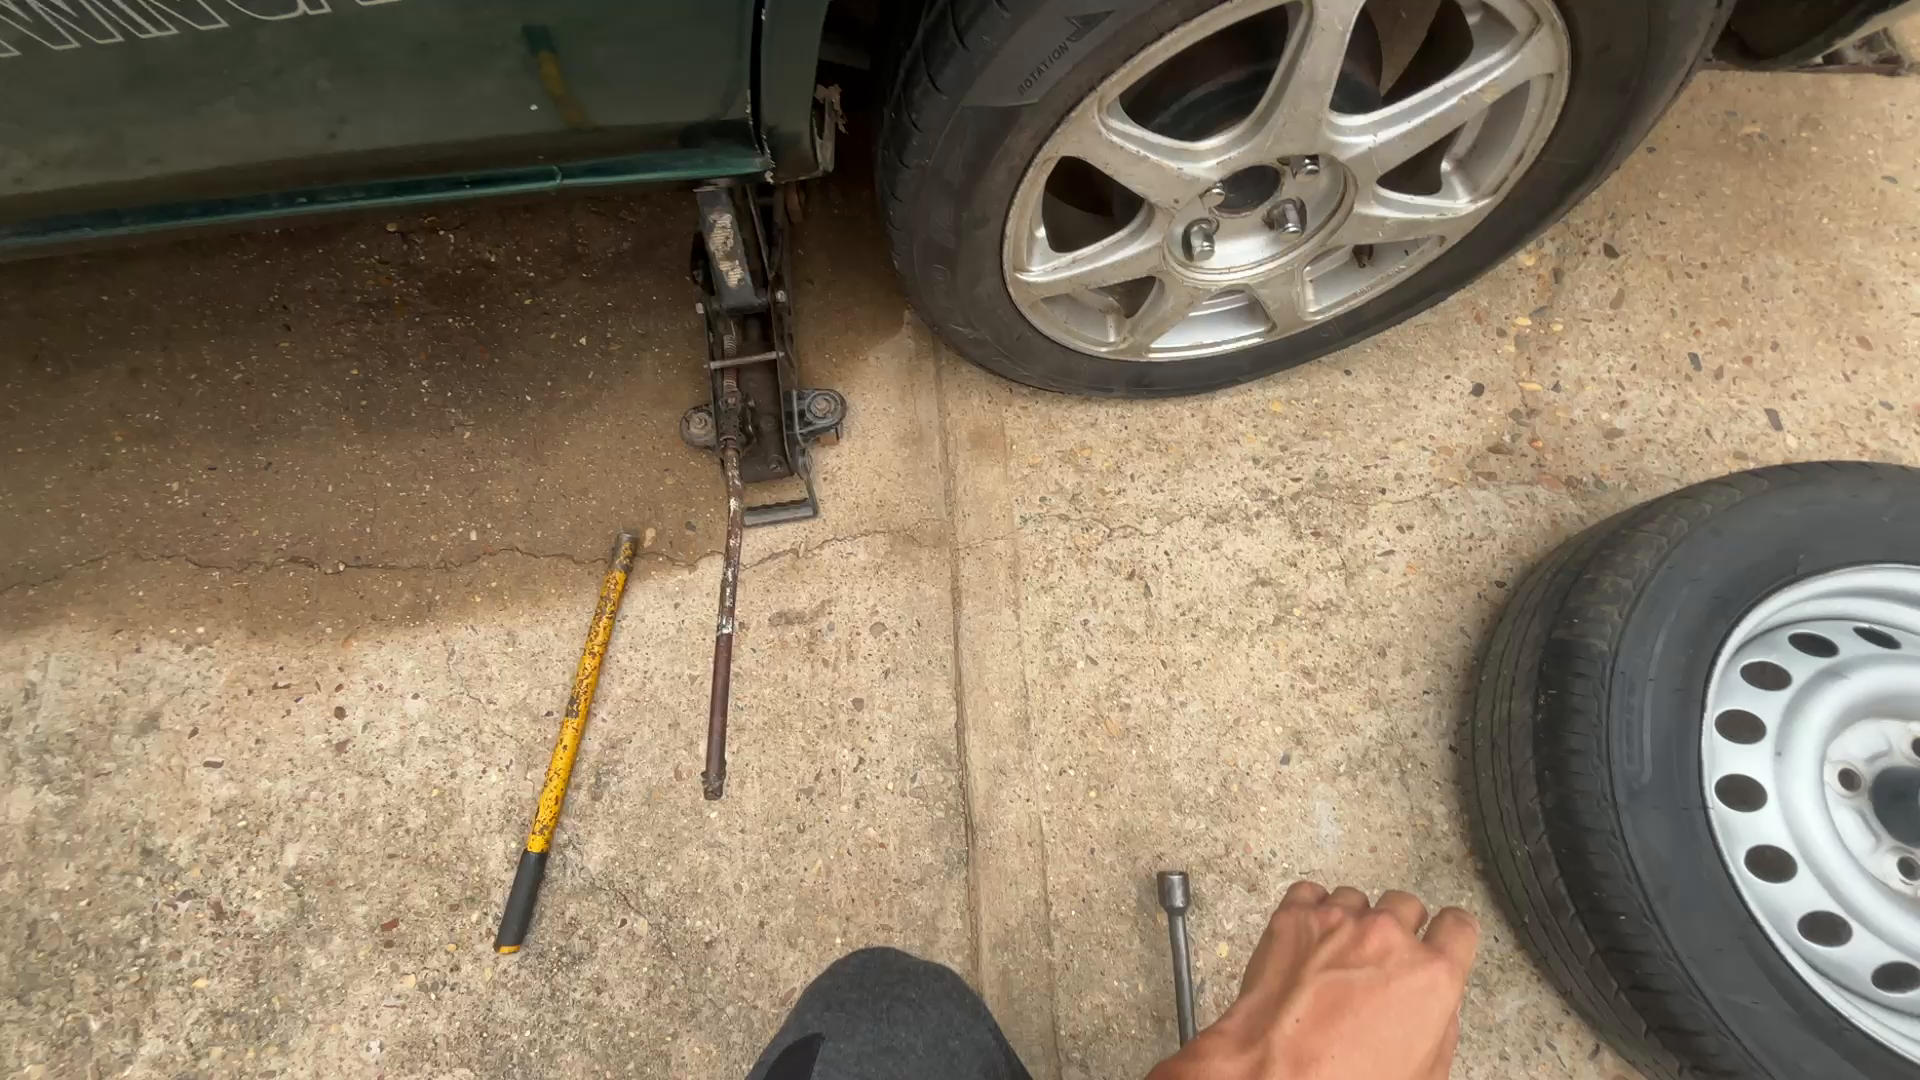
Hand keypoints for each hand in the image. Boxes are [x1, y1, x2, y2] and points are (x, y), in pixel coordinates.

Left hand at [1148, 881, 1479, 1079]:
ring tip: (1336, 955)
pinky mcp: (1294, 913)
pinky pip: (1310, 892)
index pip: (1459, 926)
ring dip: (1351, 920)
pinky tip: (1309, 937)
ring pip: (1355, 898)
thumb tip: (1433, 994)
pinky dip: (1312, 909)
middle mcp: (1387, 936)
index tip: (1444, 932)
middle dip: (1398, 926)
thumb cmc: (1352, 1078)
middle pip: (1405, 904)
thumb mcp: (1425, 1068)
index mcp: (1431, 975)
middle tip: (1382, 953)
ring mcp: (1337, 919)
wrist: (1282, 1068)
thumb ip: (1438, 1018)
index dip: (1452, 932)